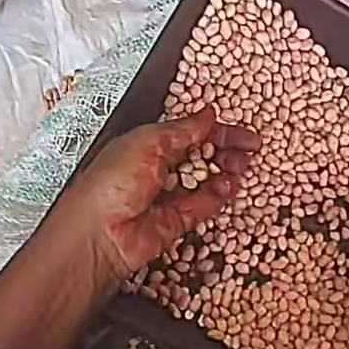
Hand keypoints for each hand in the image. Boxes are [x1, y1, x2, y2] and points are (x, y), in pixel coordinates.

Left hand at [33, 108, 260, 291]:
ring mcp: (168, 196)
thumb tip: (207, 115)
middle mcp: (158, 169)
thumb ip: (183, 130)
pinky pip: (203, 206)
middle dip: (225, 151)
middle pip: (201, 156)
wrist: (99, 233)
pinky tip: (229, 187)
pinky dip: (217, 196)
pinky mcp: (176, 221)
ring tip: (241, 168)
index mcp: (148, 145)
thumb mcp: (149, 143)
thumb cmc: (111, 184)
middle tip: (248, 151)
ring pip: (206, 181)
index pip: (189, 133)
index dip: (216, 132)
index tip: (242, 134)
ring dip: (225, 173)